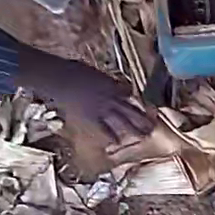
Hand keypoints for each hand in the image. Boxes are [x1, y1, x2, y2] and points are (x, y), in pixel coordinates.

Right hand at [14, 49, 151, 145]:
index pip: (128, 93)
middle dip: (143, 117)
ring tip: (145, 136)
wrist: (61, 79)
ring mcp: (103, 109)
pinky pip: (105, 129)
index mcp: (111, 84)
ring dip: (135, 129)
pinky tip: (117, 143)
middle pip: (132, 109)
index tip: (144, 107)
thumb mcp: (92, 71)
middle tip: (153, 125)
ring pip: (124, 121)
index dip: (136, 100)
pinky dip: (111, 136)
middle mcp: (111, 98)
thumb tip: (104, 80)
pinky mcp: (92, 118)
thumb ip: (101, 79)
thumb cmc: (72, 71)